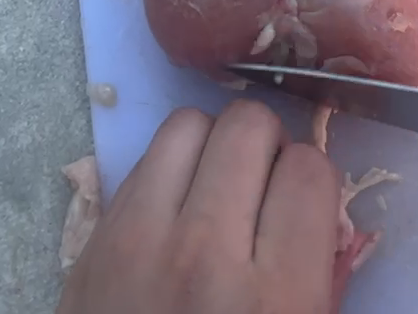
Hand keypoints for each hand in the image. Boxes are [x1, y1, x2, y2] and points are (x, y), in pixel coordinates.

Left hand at [58, 100, 342, 313]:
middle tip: (261, 186)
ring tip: (216, 185)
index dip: (313, 180)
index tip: (302, 203)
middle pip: (250, 124)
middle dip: (268, 146)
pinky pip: (146, 154)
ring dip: (214, 144)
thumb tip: (320, 204)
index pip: (311, 170)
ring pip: (192, 121)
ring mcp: (142, 237)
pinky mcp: (98, 236)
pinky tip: (175, 203)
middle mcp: (208, 253)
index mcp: (274, 300)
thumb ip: (318, 278)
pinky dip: (171, 163)